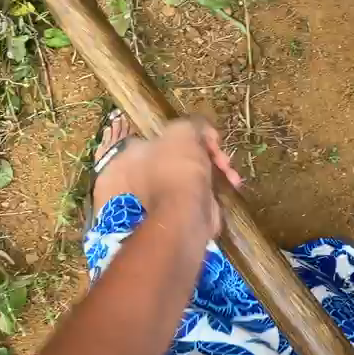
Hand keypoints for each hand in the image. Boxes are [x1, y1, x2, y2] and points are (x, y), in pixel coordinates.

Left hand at [96, 116, 240, 241]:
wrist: (181, 222)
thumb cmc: (176, 172)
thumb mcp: (183, 133)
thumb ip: (190, 126)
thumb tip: (199, 132)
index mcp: (122, 162)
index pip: (156, 142)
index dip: (187, 139)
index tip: (208, 142)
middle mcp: (127, 187)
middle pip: (172, 163)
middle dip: (202, 159)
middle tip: (223, 161)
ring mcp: (145, 210)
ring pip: (184, 184)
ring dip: (210, 178)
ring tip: (231, 179)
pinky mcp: (166, 228)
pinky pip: (189, 204)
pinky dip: (207, 199)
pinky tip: (222, 195)